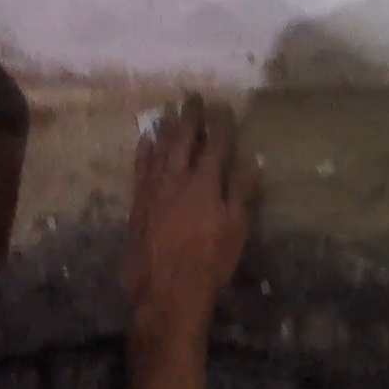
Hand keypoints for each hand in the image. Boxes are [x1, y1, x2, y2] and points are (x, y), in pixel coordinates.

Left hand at [124, 94, 259, 348]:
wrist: (165, 291)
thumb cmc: (209, 263)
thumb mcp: (236, 230)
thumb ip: (242, 194)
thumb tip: (251, 163)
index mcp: (205, 182)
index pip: (216, 144)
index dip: (221, 124)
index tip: (223, 106)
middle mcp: (177, 177)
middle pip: (184, 138)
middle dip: (190, 116)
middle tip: (193, 97)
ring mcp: (153, 188)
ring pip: (160, 148)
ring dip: (166, 127)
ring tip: (170, 110)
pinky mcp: (138, 201)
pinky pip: (140, 167)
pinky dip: (144, 150)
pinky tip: (145, 138)